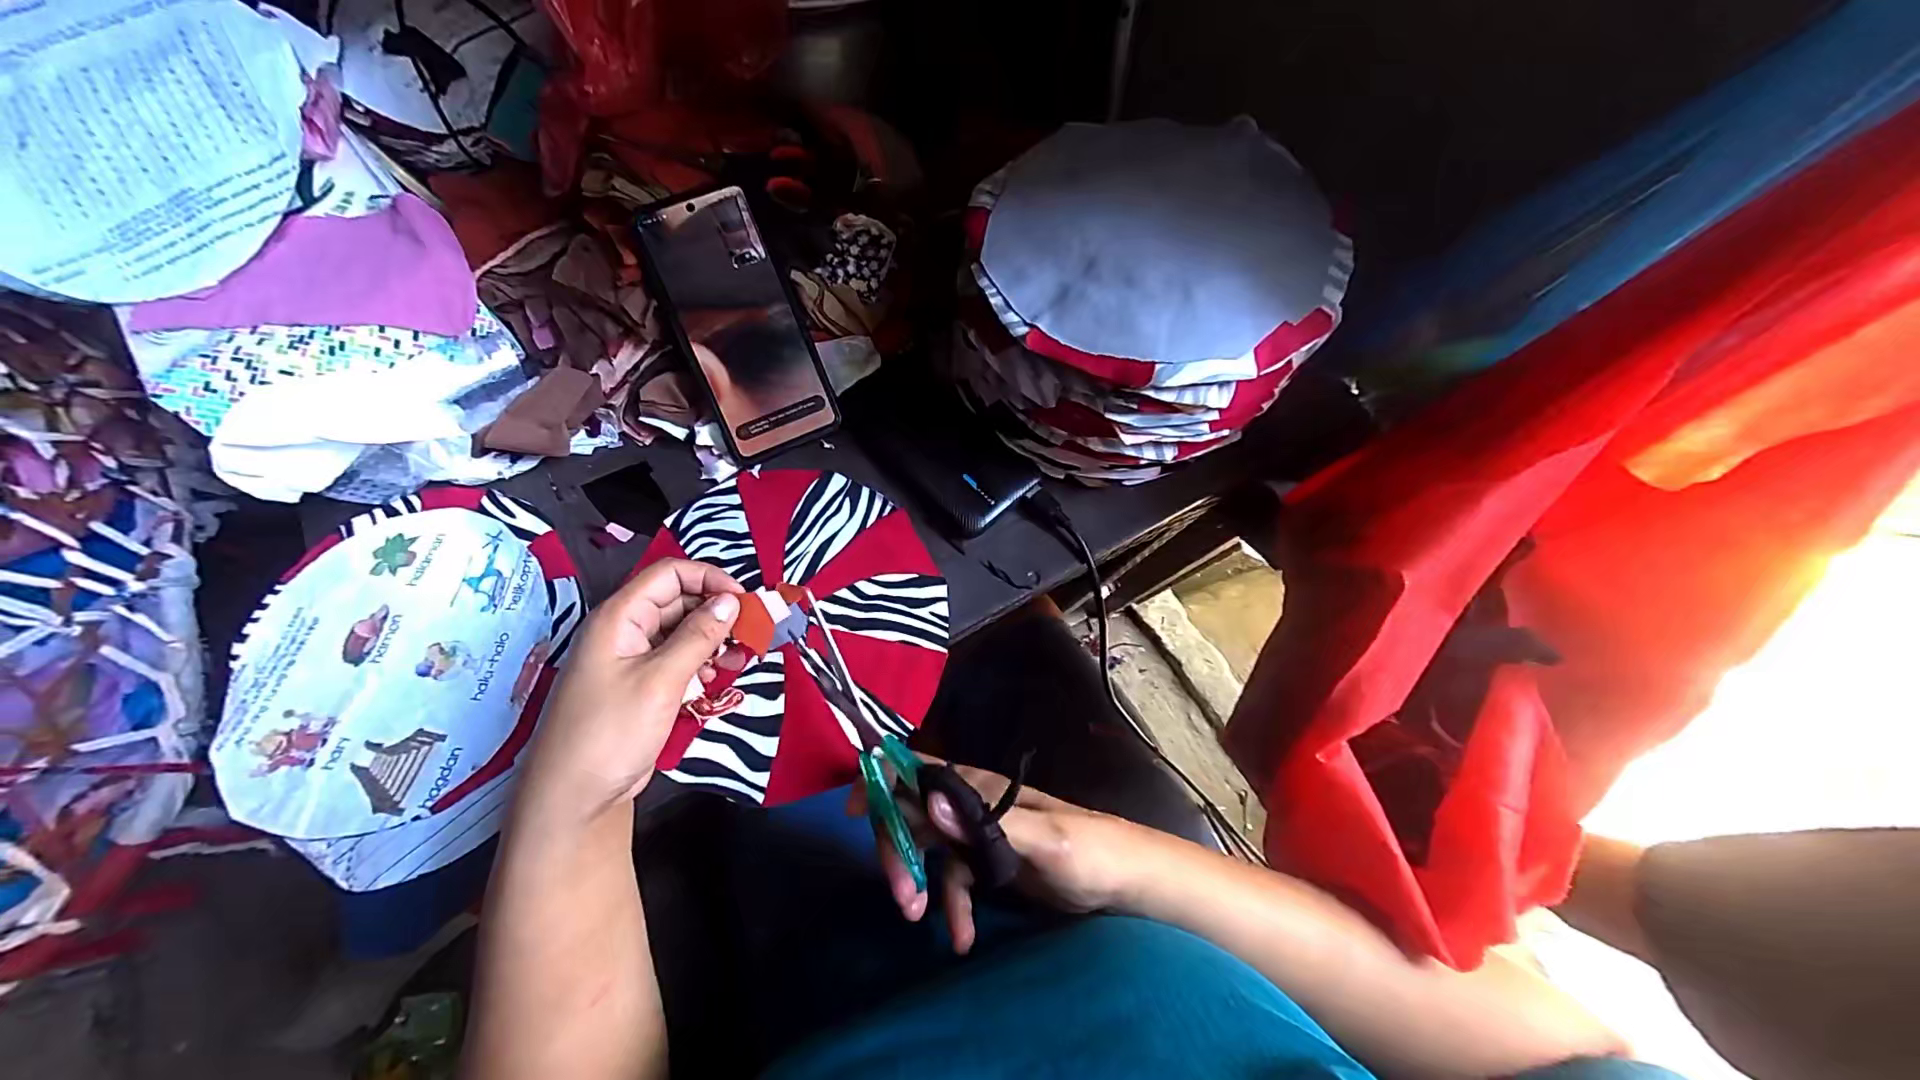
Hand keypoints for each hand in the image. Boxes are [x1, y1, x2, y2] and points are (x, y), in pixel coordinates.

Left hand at [516, 559, 742, 823]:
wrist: (574, 798)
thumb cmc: (610, 732)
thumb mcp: (661, 680)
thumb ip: (698, 636)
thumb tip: (731, 600)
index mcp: (620, 617)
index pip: (670, 574)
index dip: (710, 579)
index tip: (744, 600)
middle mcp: (626, 630)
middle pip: (680, 601)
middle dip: (719, 611)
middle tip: (753, 631)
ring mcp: (634, 658)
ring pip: (684, 631)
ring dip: (716, 638)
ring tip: (743, 657)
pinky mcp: (644, 684)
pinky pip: (680, 658)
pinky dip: (704, 661)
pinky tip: (722, 673)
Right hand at [851, 761, 1138, 953]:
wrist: (1125, 880)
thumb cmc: (1090, 849)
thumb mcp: (1044, 839)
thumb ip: (985, 821)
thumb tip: (928, 800)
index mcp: (980, 786)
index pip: (918, 770)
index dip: (883, 782)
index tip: (855, 811)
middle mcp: (972, 803)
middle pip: (914, 813)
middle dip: (898, 849)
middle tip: (902, 896)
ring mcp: (979, 833)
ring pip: (929, 848)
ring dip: (920, 882)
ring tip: (923, 920)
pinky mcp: (988, 862)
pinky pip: (953, 879)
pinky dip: (951, 905)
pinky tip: (962, 937)